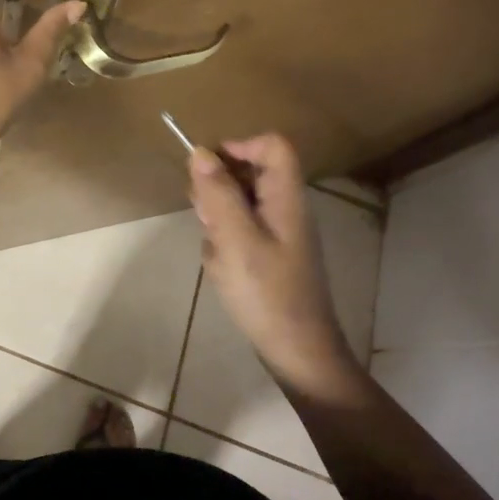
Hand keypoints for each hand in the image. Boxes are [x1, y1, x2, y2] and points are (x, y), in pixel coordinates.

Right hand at [188, 133, 356, 392]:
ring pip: (239, 203)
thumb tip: (201, 153)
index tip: (209, 171)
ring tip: (216, 251)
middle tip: (206, 218)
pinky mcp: (269, 255)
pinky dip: (224, 242)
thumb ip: (218, 193)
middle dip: (219, 189)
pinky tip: (223, 269)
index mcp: (285, 197)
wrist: (297, 352)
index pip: (272, 146)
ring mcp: (279, 233)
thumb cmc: (267, 293)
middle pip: (250, 172)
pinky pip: (239, 231)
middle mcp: (285, 208)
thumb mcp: (236, 239)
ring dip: (218, 219)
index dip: (239, 146)